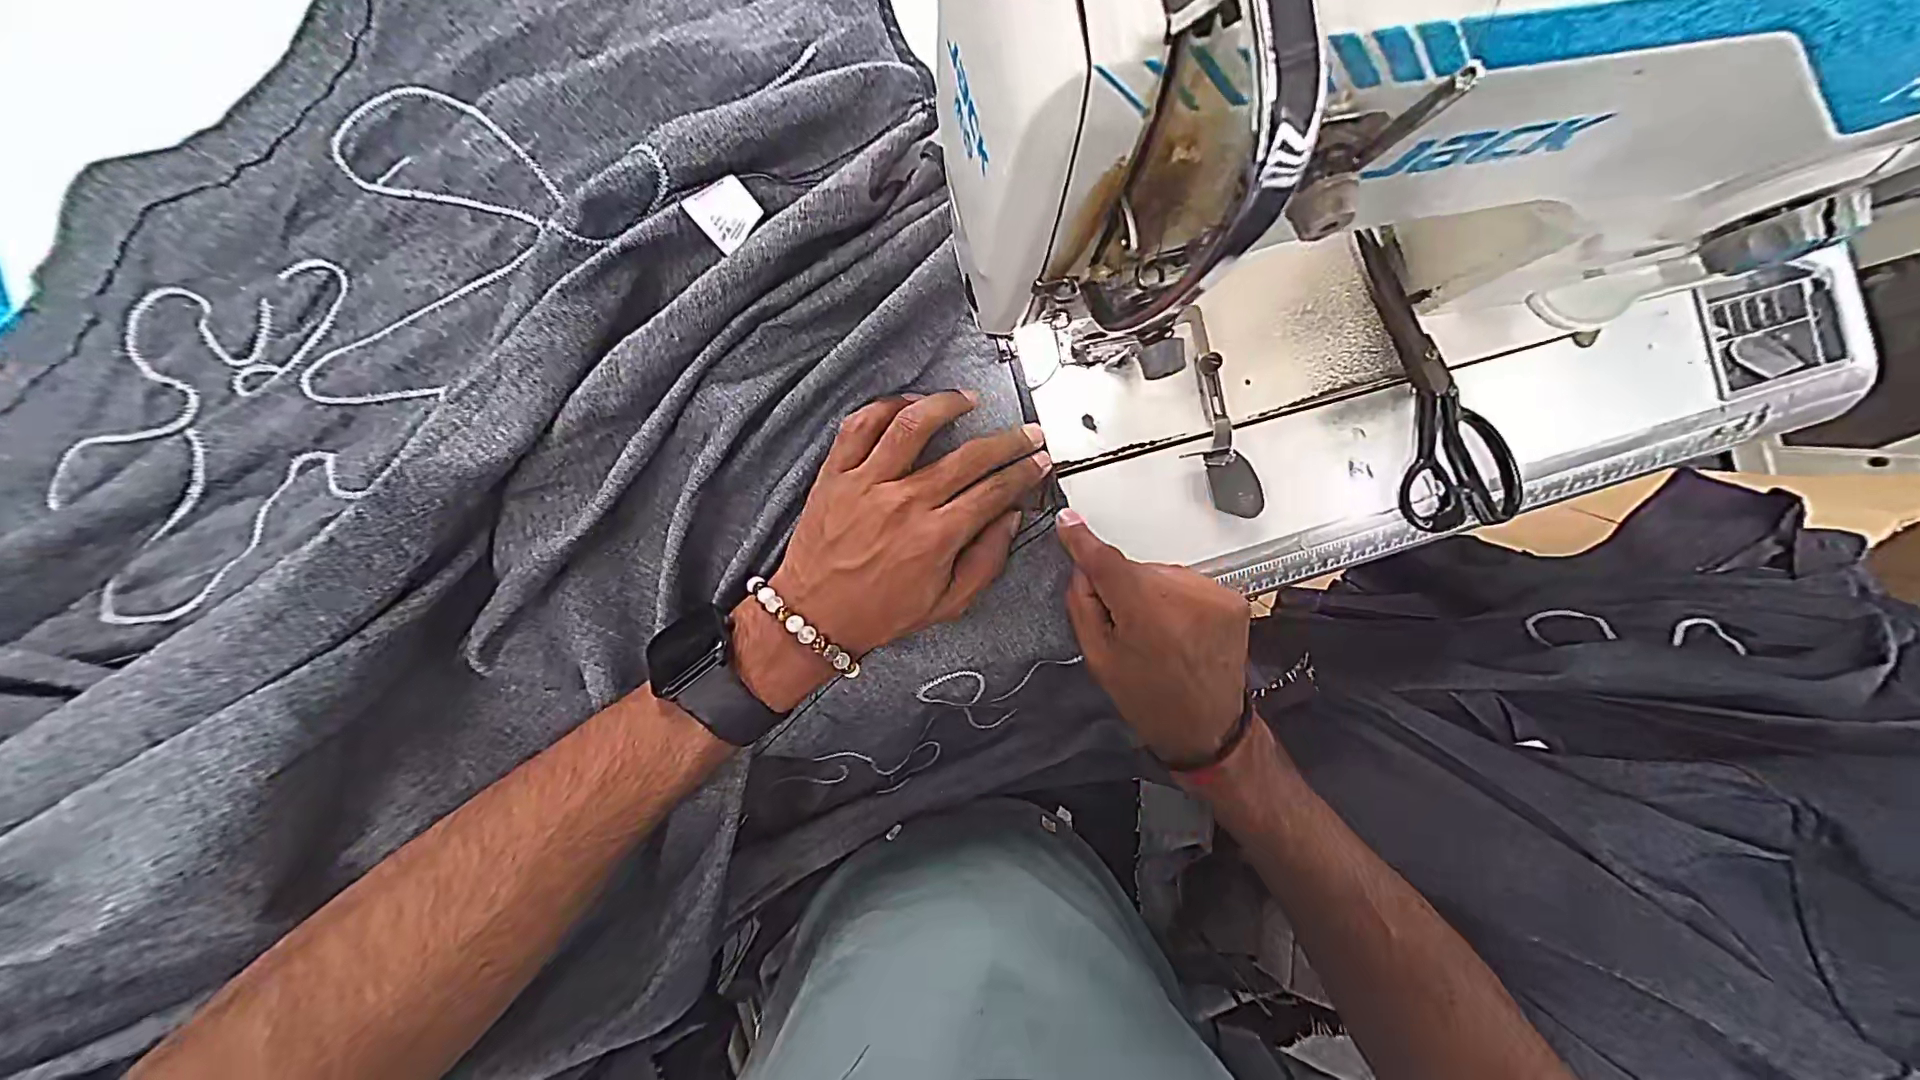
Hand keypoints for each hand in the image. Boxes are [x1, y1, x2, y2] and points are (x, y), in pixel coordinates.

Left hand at [731, 390, 1052, 710]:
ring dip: (947, 405)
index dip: (1023, 472)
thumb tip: (1010, 521)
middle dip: (1008, 440)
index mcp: (935, 537)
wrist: (815, 616)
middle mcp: (904, 503)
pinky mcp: (836, 475)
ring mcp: (867, 484)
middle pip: (969, 456)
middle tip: (1025, 433)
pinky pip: (860, 426)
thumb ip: (986, 562)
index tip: (1036, 463)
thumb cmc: (876, 612)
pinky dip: (885, 407)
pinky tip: (906, 405)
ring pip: (913, 425)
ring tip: (968, 400)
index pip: (994, 491)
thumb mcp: (946, 604)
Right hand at [1056, 508, 1249, 763]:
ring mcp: (1212, 595)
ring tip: (1158, 632)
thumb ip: (1083, 604)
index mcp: (1145, 614)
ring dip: (1152, 591)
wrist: (1206, 725)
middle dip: (1123, 586)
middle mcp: (1183, 597)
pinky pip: (1186, 581)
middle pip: (1134, 568)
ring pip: (1160, 572)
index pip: (1106, 561)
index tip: (1069, 523)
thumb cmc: (1151, 699)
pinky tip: (1178, 628)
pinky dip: (1176, 597)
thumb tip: (1081, 566)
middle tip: (1126, 625)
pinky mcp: (1230, 597)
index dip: (1083, 541)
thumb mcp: (1098, 657)